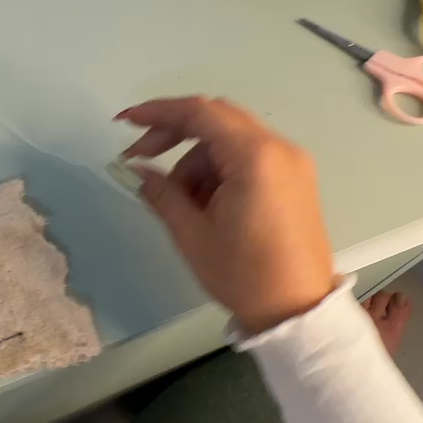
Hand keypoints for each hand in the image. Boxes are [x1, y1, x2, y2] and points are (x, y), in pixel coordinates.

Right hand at [117, 96, 337, 334]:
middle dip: (173, 132)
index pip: (199, 113)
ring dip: (194, 158)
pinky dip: (217, 167)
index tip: (124, 122)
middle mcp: (278, 149)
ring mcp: (290, 162)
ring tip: (177, 198)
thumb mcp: (191, 233)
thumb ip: (161, 191)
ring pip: (228, 138)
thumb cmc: (243, 273)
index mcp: (254, 157)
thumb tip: (138, 169)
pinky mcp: (293, 178)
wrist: (297, 310)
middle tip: (139, 156)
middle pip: (216, 118)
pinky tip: (202, 200)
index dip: (157, 112)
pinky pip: (246, 156)